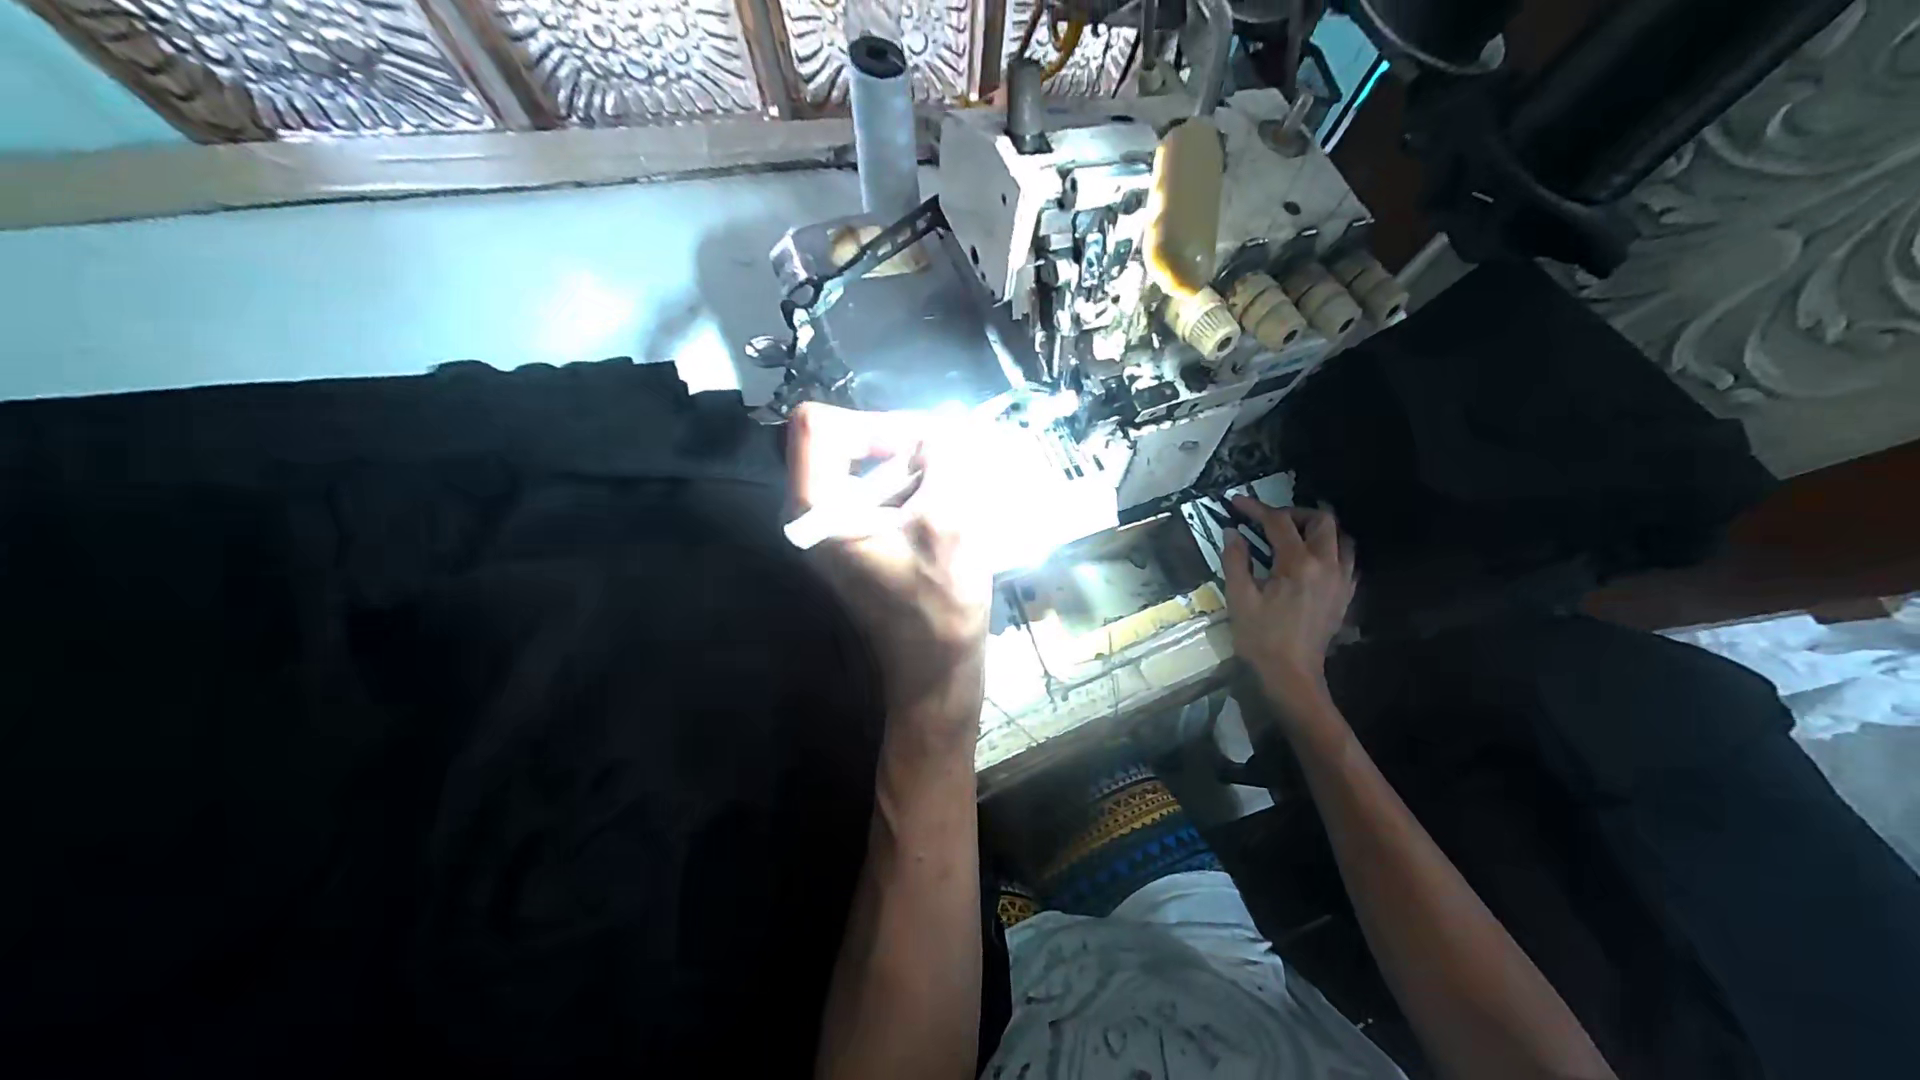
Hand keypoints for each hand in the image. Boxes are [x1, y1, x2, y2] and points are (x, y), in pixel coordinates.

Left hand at [787, 403, 991, 744]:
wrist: (934, 670)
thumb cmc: (938, 604)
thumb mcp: (948, 521)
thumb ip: (941, 460)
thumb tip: (939, 429)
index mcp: (816, 509)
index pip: (819, 425)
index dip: (875, 423)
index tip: (923, 450)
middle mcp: (809, 514)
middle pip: (840, 441)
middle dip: (899, 442)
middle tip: (950, 458)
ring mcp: (828, 527)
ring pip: (861, 465)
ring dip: (910, 466)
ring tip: (957, 481)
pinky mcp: (850, 538)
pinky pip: (872, 491)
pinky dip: (909, 487)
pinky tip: (946, 503)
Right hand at [1220, 497, 1355, 718]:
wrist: (1291, 674)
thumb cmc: (1260, 638)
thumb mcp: (1239, 598)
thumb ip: (1236, 560)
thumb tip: (1232, 532)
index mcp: (1298, 564)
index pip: (1278, 523)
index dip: (1256, 508)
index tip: (1236, 502)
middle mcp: (1327, 565)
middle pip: (1321, 521)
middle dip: (1294, 513)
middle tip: (1270, 520)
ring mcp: (1342, 580)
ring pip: (1341, 538)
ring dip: (1318, 529)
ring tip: (1294, 534)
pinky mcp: (1346, 595)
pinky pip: (1348, 561)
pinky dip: (1332, 550)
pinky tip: (1313, 559)